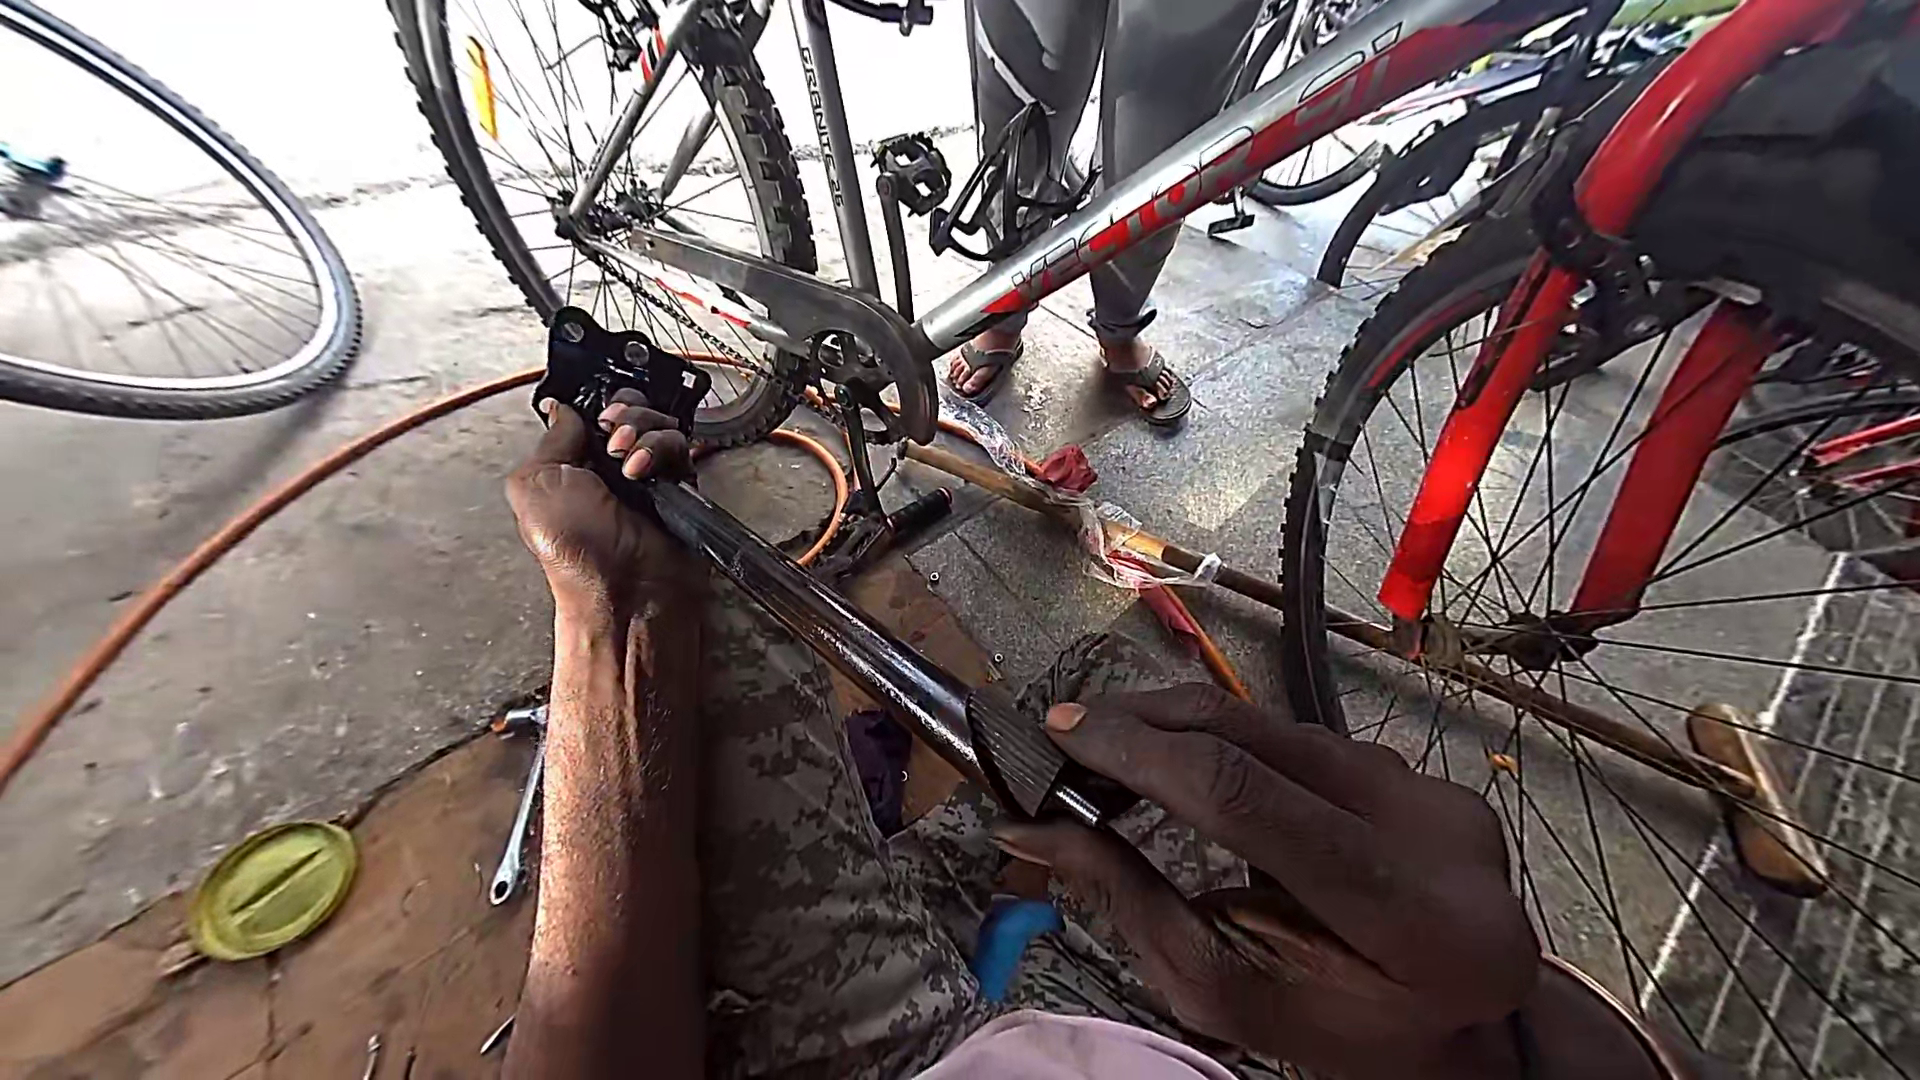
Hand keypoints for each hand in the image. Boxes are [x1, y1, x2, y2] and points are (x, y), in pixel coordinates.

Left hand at [506, 390, 695, 611]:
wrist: (624, 584)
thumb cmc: (574, 546)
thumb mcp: (534, 485)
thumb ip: (552, 440)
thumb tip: (564, 409)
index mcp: (578, 463)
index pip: (597, 413)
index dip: (600, 406)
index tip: (598, 418)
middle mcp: (617, 466)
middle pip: (633, 412)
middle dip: (625, 414)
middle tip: (614, 437)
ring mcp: (653, 475)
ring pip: (660, 425)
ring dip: (643, 432)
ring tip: (629, 462)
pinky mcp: (682, 486)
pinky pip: (681, 448)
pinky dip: (664, 449)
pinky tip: (646, 471)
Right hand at [994, 686, 1537, 1078]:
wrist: (1452, 1023)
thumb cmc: (1329, 1028)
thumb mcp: (1219, 988)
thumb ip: (1124, 896)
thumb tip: (1026, 827)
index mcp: (1407, 914)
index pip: (1240, 793)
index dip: (1139, 751)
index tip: (1061, 731)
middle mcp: (1430, 828)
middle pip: (1248, 733)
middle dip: (1140, 719)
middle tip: (1069, 725)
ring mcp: (1423, 784)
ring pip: (1262, 721)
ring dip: (1172, 722)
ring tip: (1110, 739)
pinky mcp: (1405, 764)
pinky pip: (1286, 731)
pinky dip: (1218, 734)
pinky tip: (1180, 753)